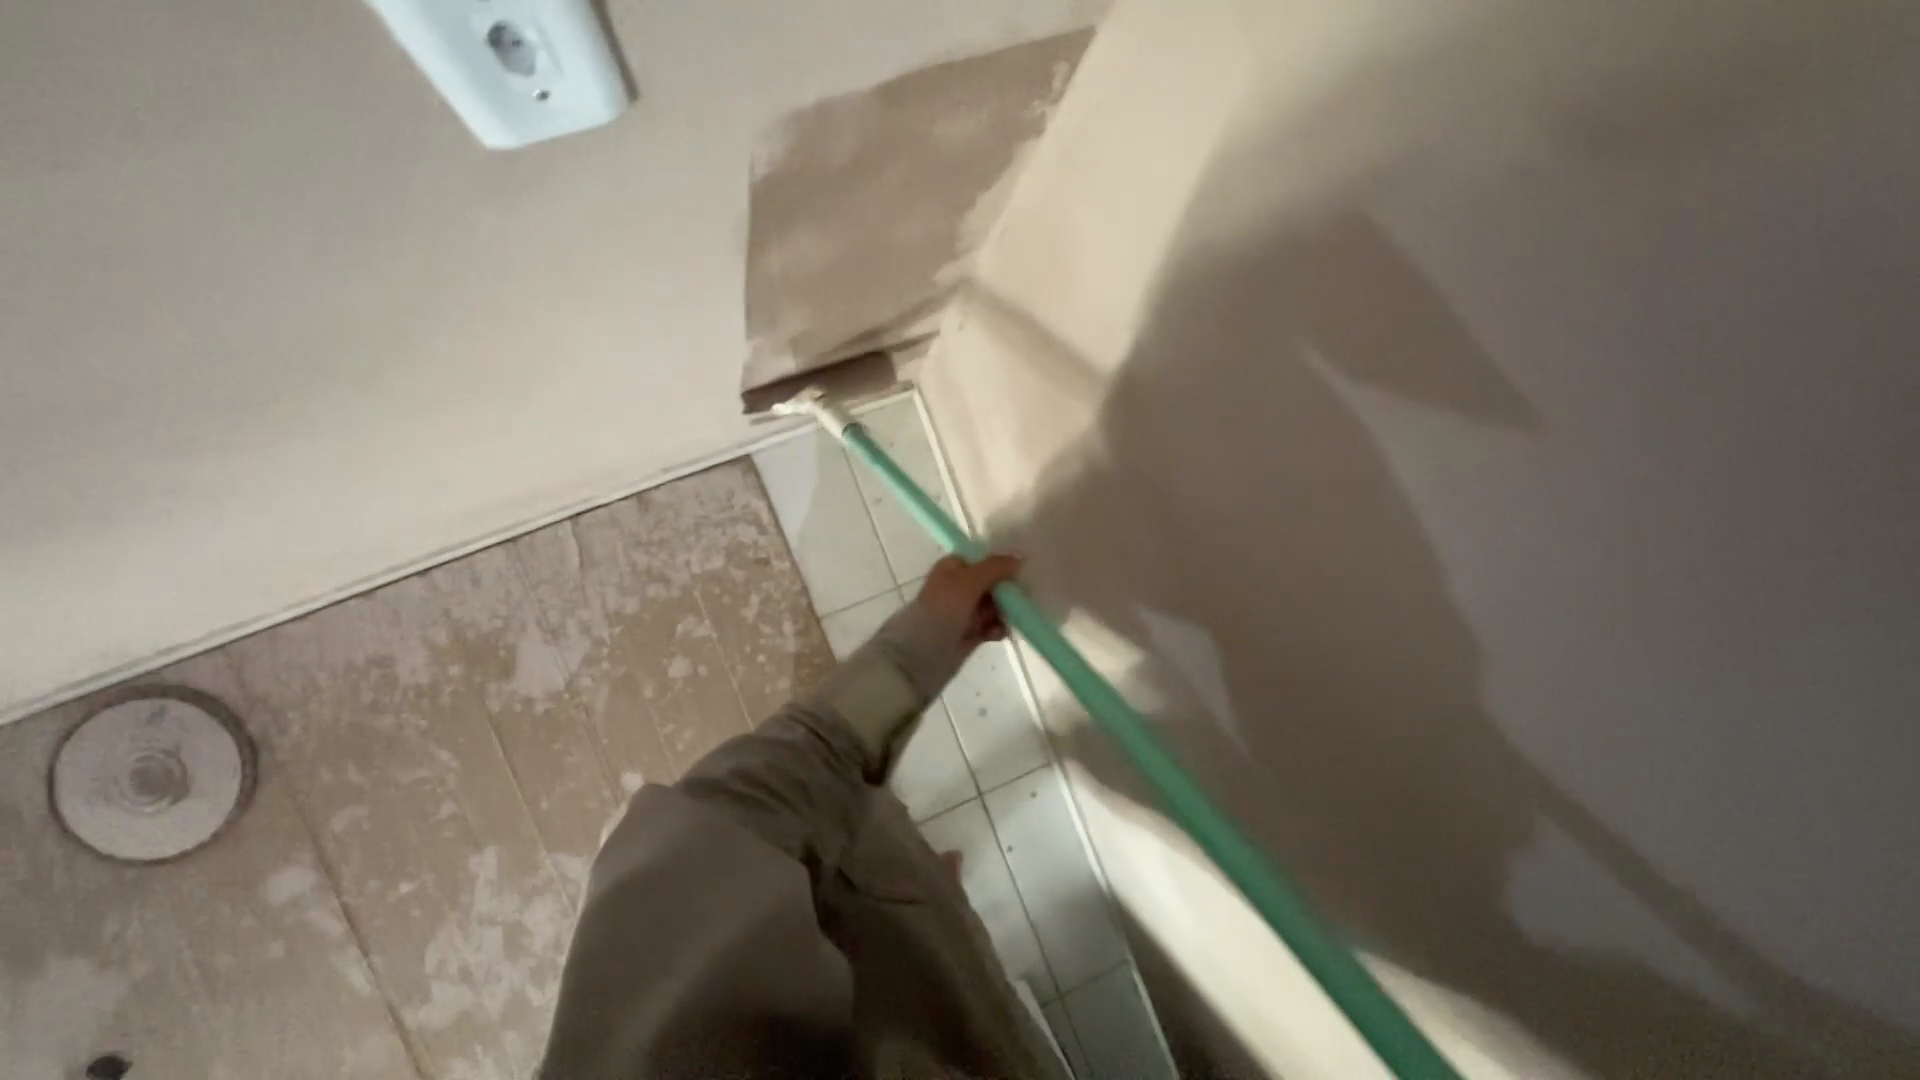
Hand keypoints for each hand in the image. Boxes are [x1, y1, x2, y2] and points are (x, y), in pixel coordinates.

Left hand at [912, 554, 1020, 649]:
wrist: (921, 655)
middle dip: (1007, 591)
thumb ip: (995, 568)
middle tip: (1019, 599)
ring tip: (1006, 620)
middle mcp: (958, 586)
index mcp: (953, 568)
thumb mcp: (968, 582)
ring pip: (995, 605)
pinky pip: (991, 626)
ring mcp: (964, 611)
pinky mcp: (970, 633)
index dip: (1001, 564)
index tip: (1020, 570)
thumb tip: (1019, 557)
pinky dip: (997, 628)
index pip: (982, 559)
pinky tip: (997, 634)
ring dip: (1005, 612)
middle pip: (992, 583)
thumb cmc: (942, 611)